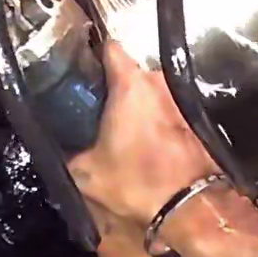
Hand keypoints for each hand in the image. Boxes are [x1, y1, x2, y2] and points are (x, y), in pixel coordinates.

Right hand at [69, 41, 217, 226]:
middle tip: (97, 108)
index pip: (109, 48)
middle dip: (116, 88)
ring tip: (123, 128)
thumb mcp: (86, 172)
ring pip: (152, 93)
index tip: (81, 65)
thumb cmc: (138, 184)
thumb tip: (60, 147)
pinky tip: (147, 141)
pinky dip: (158, 120)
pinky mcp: (197, 120)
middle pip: (131, 73)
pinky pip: (170, 111)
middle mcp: (160, 84)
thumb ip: (68, 151)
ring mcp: (182, 101)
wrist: (189, 208)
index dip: (93, 53)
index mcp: (131, 85)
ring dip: (139, 106)